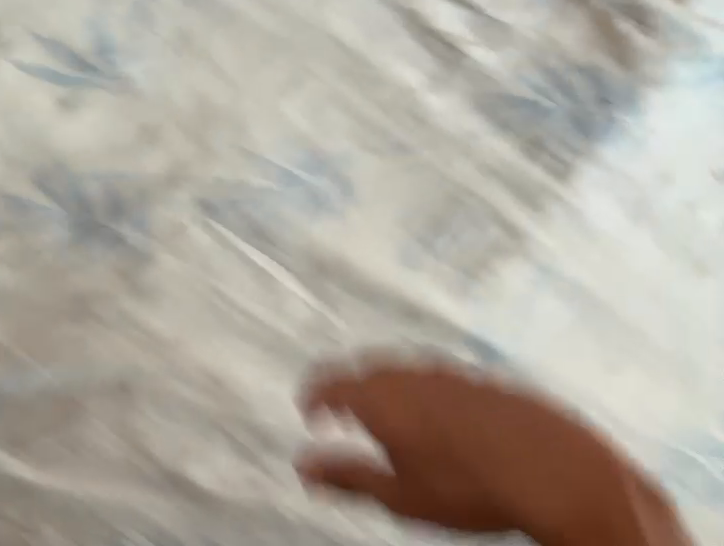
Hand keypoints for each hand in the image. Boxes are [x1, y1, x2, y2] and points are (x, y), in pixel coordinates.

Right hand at [297, 357, 682, 545]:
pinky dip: (436, 394)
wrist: (564, 478)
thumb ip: (347, 477)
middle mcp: (404, 374)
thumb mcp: (402, 496)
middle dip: (353, 389)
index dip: (314, 398)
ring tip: (404, 418)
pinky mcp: (488, 381)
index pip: (326, 384)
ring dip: (396, 389)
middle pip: (364, 371)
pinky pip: (447, 380)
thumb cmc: (472, 489)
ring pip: (406, 372)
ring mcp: (448, 373)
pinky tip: (452, 422)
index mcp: (374, 396)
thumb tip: (302, 468)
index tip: (312, 413)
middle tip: (354, 414)